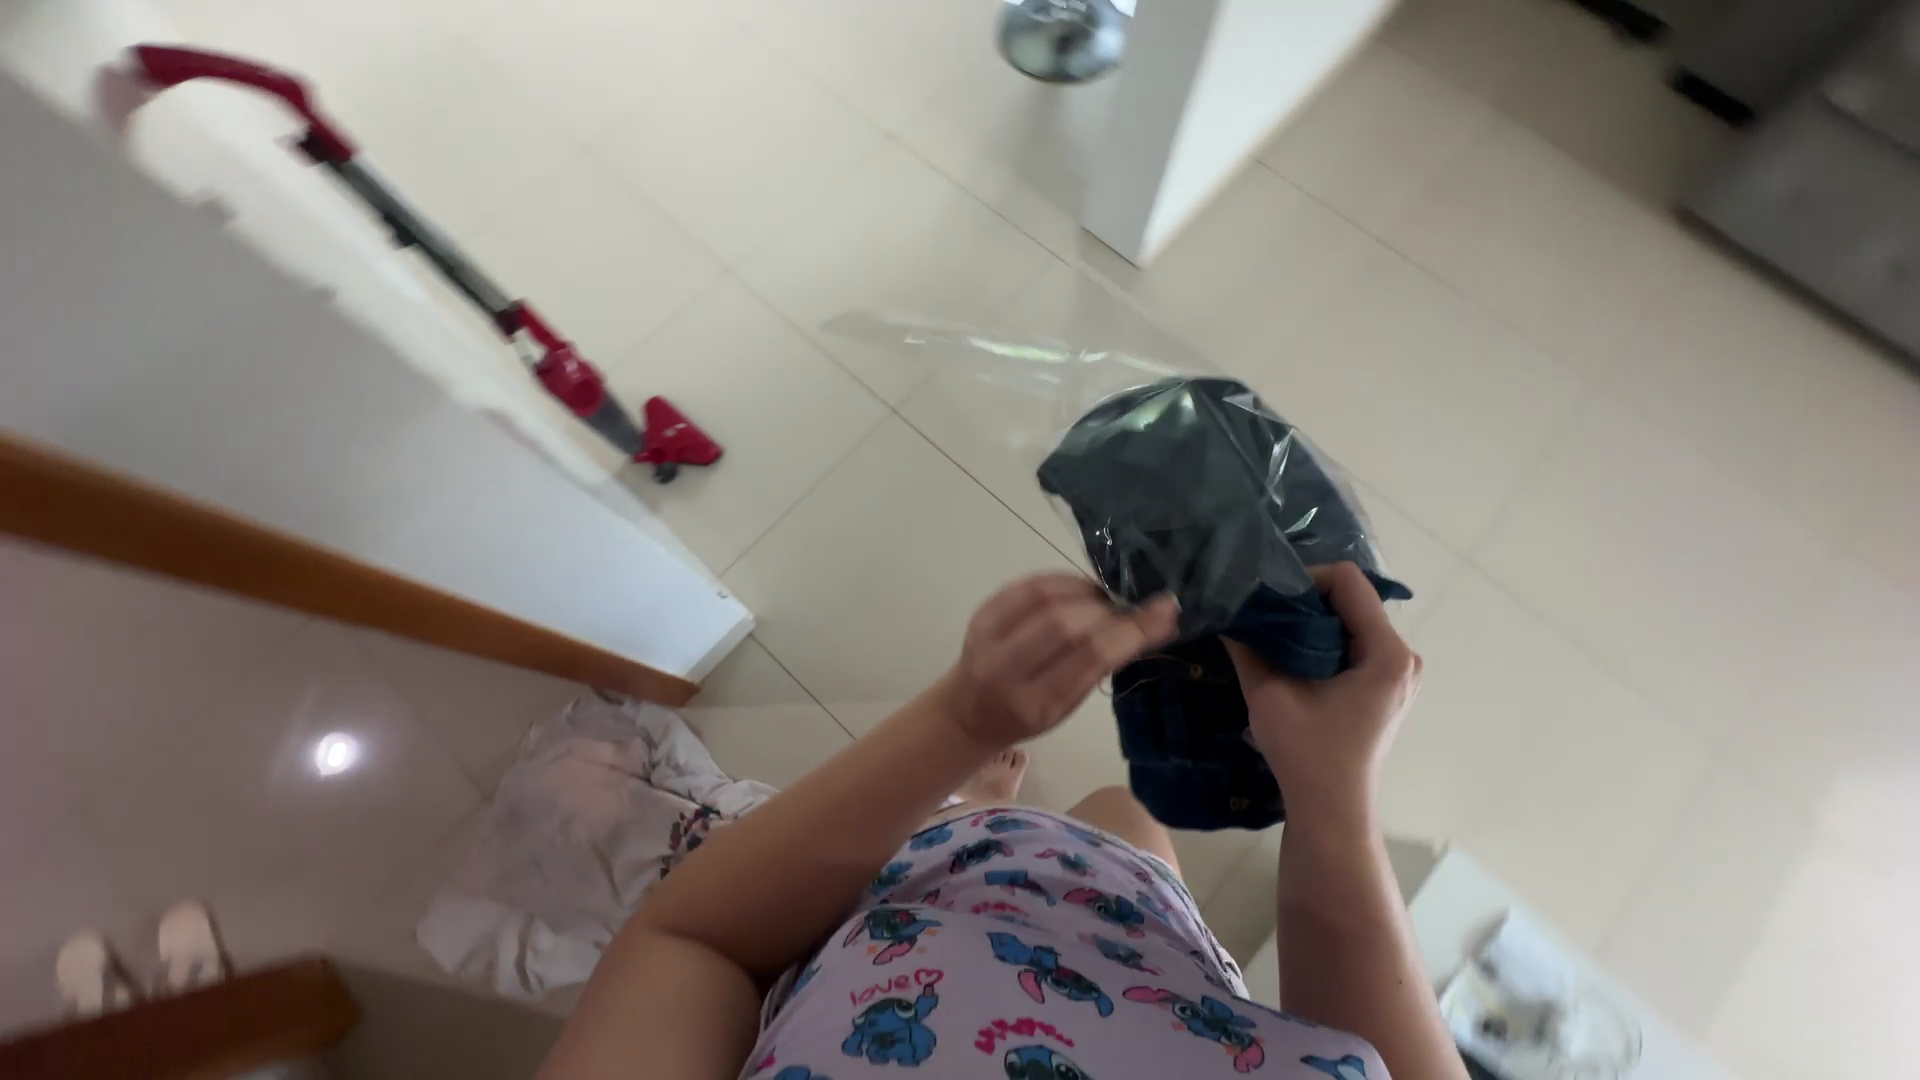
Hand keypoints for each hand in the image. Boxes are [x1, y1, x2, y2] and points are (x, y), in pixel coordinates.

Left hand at [942, 573, 1178, 748]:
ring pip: (1045, 597)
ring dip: (1085, 590)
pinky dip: (1061, 581)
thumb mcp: (1068, 707)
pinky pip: (1027, 585)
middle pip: (1065, 623)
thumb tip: (1158, 622)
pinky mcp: (981, 613)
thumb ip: (1103, 665)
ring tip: (1103, 598)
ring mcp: (987, 637)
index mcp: (1035, 703)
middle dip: (1107, 610)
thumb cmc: (1029, 713)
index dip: (1131, 630)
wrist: (970, 710)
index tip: (1165, 610)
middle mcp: (1005, 670)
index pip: (1090, 657)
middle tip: (1127, 608)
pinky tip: (1078, 589)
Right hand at [1224, 562, 1420, 819]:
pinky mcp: (1385, 685)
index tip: (1269, 597)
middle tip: (1264, 612)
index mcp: (1386, 653)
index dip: (1305, 577)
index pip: (1349, 581)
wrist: (1331, 811)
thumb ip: (1248, 647)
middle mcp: (1402, 656)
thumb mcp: (1269, 694)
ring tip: (1272, 633)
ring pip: (1351, 620)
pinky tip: (1290, 655)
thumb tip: (1226, 610)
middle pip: (1352, 599)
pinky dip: (1321, 639)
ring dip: (1311, 620)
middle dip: (1305, 599)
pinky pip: (1354, 642)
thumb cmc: (1306, 754)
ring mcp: (1397, 672)